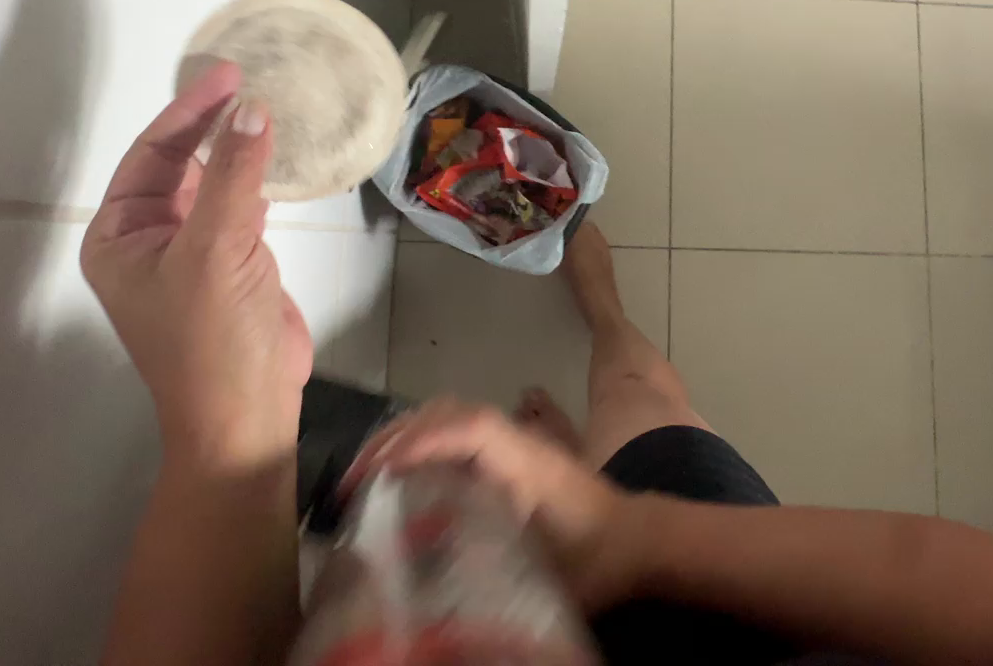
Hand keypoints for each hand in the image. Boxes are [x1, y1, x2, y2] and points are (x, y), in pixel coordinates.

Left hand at [81, 60, 312, 474]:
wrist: (246, 410)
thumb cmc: (212, 335)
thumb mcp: (216, 248)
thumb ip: (234, 176)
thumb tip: (252, 108)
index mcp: (119, 237)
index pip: (152, 155)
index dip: (189, 111)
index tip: (227, 74)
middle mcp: (150, 239)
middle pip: (178, 164)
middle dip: (210, 123)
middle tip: (248, 80)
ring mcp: (194, 252)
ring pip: (212, 185)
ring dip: (235, 149)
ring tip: (264, 109)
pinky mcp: (234, 264)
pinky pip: (241, 207)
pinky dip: (257, 180)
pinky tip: (275, 159)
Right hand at [343, 400, 646, 608]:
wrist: (636, 538)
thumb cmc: (598, 560)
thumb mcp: (550, 576)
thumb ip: (499, 569)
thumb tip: (434, 579)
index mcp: (529, 464)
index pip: (473, 430)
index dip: (425, 440)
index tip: (381, 472)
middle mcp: (518, 442)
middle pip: (453, 412)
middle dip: (398, 436)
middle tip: (355, 481)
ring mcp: (515, 442)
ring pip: (454, 415)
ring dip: (407, 433)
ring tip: (369, 474)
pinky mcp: (511, 452)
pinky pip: (460, 429)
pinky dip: (425, 439)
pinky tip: (404, 472)